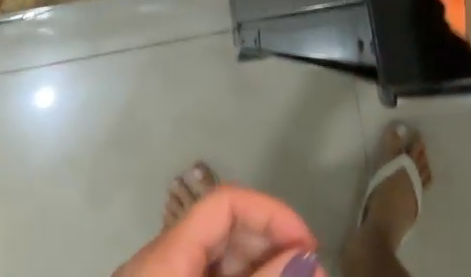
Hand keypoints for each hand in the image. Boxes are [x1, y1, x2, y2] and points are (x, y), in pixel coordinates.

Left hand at [113, 184, 321, 276]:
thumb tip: (309, 257)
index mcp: (164, 253)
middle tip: (311, 270)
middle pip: (223, 228)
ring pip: (219, 257)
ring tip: (296, 276)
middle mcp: (158, 260)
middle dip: (272, 242)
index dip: (271, 211)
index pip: (224, 202)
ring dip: (261, 264)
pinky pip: (208, 275)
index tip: (309, 244)